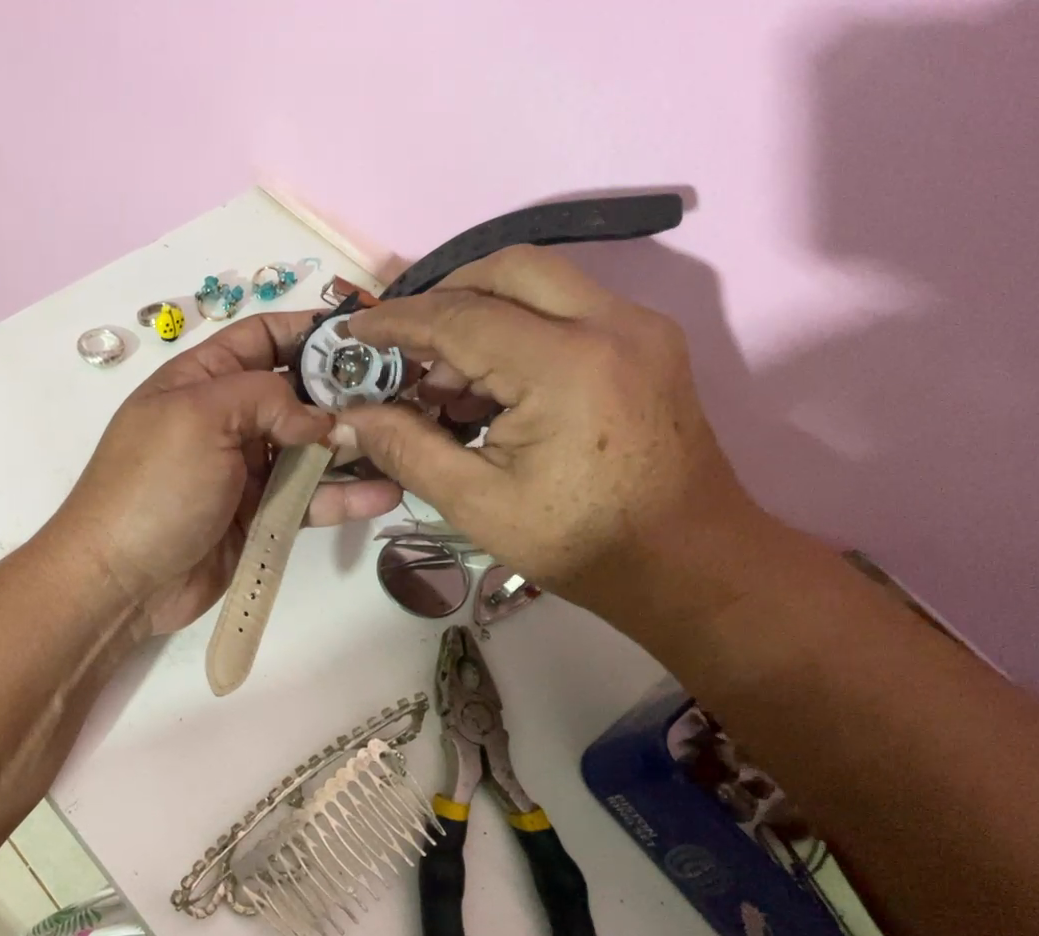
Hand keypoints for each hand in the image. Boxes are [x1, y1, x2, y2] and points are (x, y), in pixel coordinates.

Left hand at [44, 312, 401, 635]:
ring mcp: (242, 471)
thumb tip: (318, 417)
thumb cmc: (152, 486)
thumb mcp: (199, 417)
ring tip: (405, 442)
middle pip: (296, 393)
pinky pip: (308, 500)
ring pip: (309, 449)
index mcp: (200, 380)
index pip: (262, 337)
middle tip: (406, 393)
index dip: (311, 331)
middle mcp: (224, 419)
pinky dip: (344, 497)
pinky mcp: (258, 517)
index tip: (368, 336)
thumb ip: (264, 396)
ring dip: (353, 446)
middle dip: (346, 391)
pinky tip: (386, 492)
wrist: (119, 581)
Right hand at [338, 245, 764, 615]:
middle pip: (508, 269)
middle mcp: (611, 324)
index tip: (355, 331)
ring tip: (448, 383)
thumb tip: (350, 416)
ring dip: (482, 312)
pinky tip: (494, 388)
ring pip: (542, 282)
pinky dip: (519, 327)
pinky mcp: (649, 344)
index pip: (461, 316)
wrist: (688, 563)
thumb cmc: (578, 542)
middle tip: (405, 344)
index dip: (399, 321)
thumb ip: (406, 449)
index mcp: (565, 366)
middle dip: (444, 295)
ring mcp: (639, 328)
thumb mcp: (475, 503)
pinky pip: (568, 308)